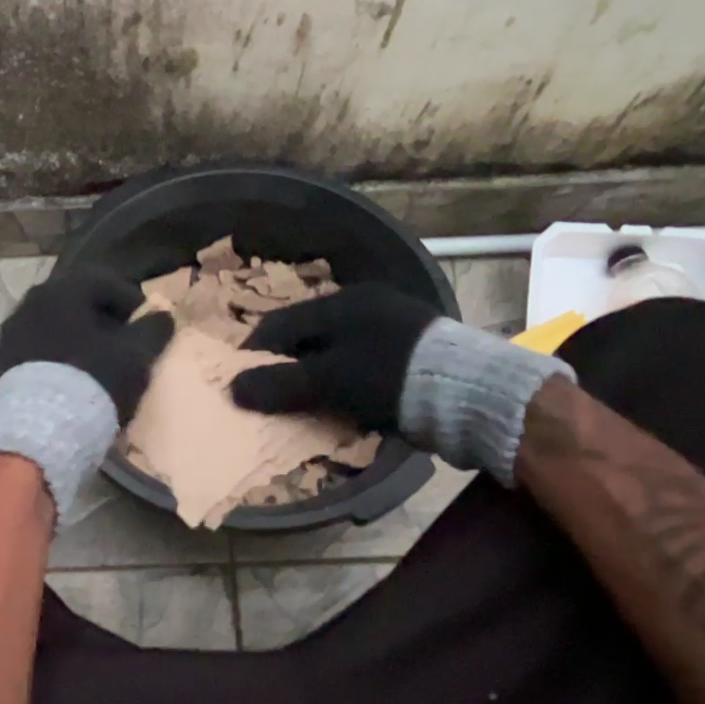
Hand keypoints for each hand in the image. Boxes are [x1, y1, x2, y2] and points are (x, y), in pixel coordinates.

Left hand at [0, 268, 175, 516]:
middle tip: (125, 341)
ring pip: (54, 326)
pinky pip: (38, 349)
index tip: (147, 321)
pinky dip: (58, 357)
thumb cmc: (92, 380)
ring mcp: (11, 333)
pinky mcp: (1, 363)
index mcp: (62, 290)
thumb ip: (153, 329)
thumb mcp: (135, 355)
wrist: (39, 430)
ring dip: (78, 338)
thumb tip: (163, 315)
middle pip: (76, 302)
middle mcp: (31, 302)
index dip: (131, 300)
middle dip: (103, 318)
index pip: (104, 281)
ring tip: (100, 363)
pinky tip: (72, 380)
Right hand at [231, 282, 572, 484]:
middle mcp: (367, 303)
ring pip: (339, 346)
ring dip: (319, 372)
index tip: (242, 381)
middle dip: (288, 363)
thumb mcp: (327, 381)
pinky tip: (349, 400)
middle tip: (274, 395)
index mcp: (342, 301)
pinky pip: (366, 359)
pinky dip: (348, 378)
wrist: (471, 392)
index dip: (255, 354)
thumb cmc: (389, 377)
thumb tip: (233, 389)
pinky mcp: (419, 347)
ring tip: (309, 401)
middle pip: (309, 333)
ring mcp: (396, 323)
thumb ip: (279, 384)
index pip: (280, 324)